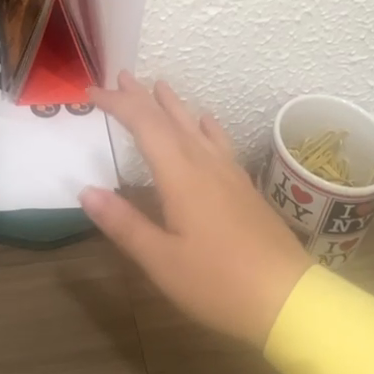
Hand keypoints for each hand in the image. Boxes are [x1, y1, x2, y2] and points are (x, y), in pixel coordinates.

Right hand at [81, 72, 313, 347]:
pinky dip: (204, 125)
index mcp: (180, 174)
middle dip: (141, 97)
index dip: (117, 104)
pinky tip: (206, 123)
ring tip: (158, 85)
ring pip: (195, 125)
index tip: (92, 92)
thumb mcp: (161, 260)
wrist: (287, 298)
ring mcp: (228, 172)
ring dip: (172, 104)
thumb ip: (124, 223)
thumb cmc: (218, 282)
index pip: (144, 124)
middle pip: (169, 119)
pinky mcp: (244, 186)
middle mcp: (204, 163)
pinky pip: (218, 141)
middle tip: (120, 76)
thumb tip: (86, 191)